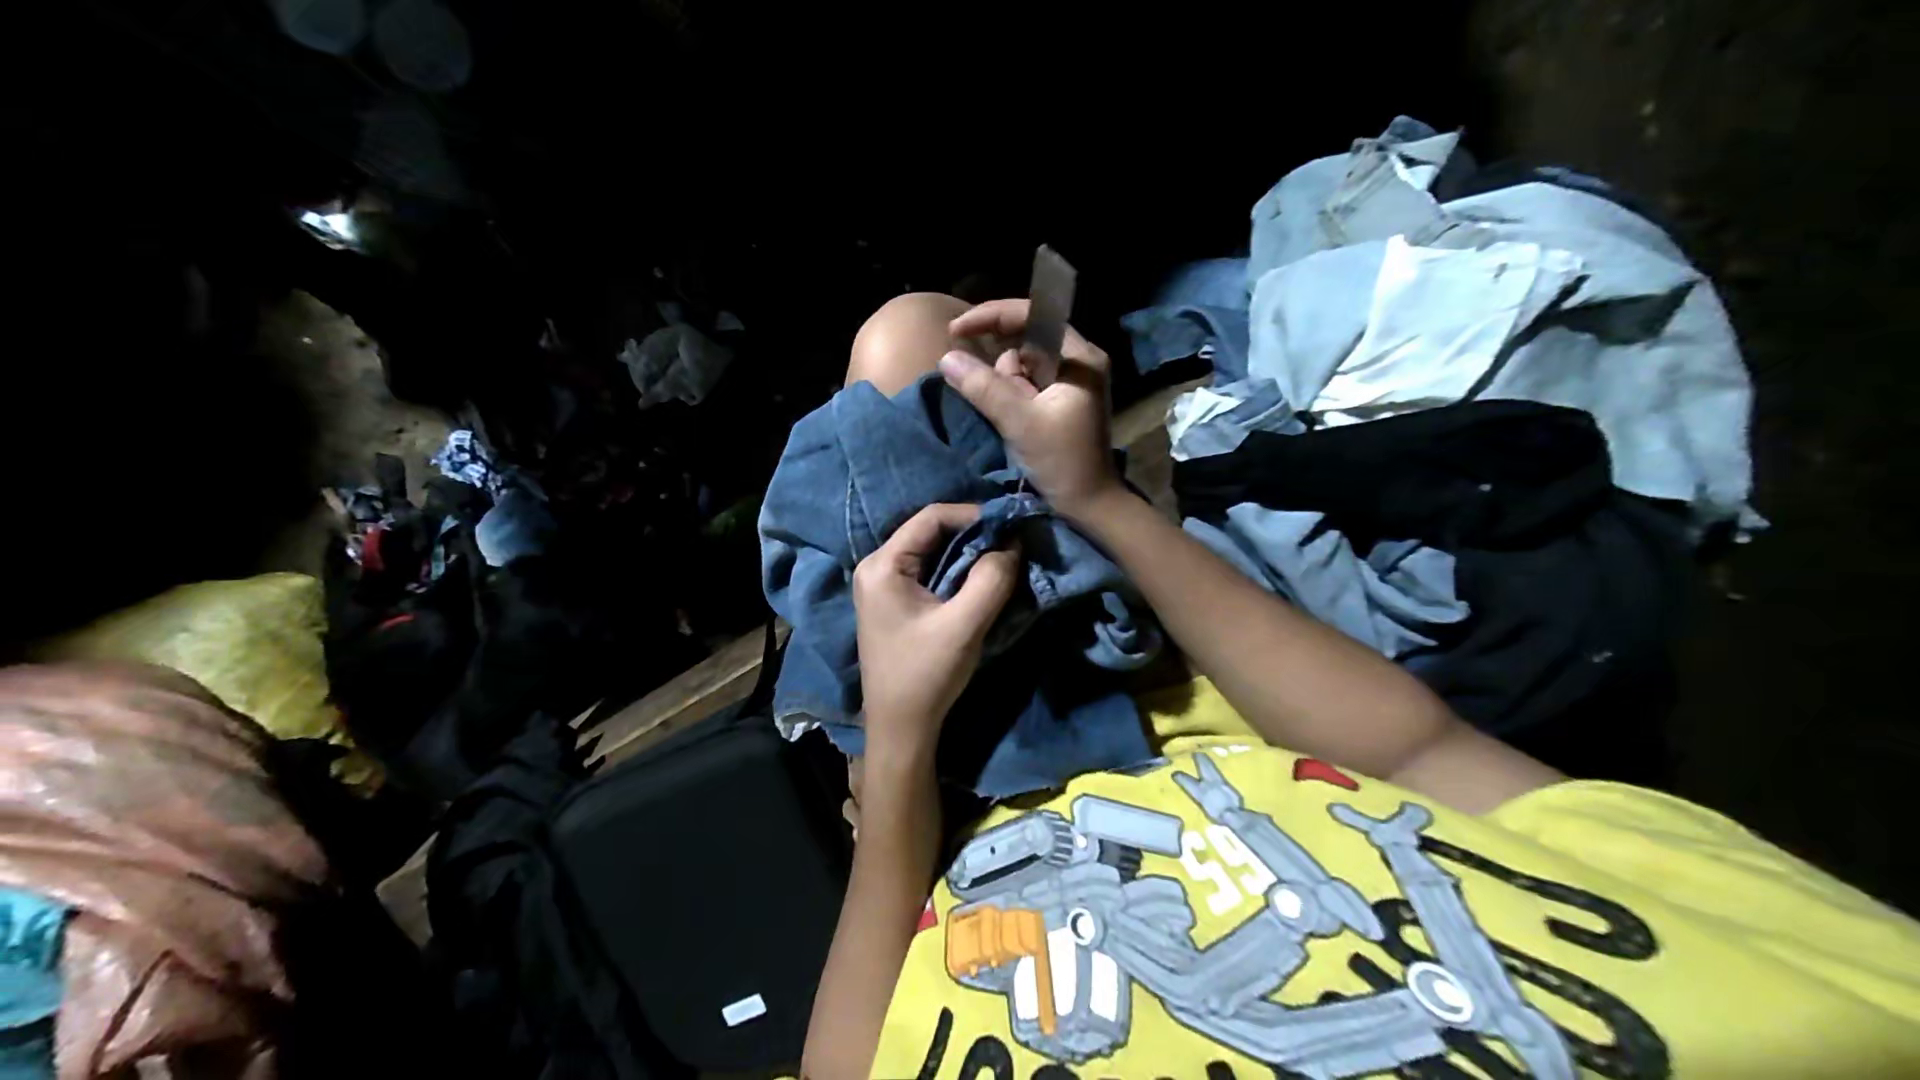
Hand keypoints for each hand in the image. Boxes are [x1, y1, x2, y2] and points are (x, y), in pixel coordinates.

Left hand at [853, 503, 1020, 761]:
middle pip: (930, 531)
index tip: (1009, 526)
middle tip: (1010, 543)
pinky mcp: (894, 601)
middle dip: (973, 534)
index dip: (973, 515)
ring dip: (967, 553)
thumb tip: (1012, 542)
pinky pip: (929, 570)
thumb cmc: (926, 675)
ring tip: (1001, 560)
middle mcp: (876, 566)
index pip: (931, 517)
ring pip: (932, 551)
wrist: (900, 726)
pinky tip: (979, 580)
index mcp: (883, 565)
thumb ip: (991, 580)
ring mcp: (882, 584)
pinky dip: (957, 570)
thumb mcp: (964, 625)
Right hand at [938, 299, 1123, 519]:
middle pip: (1025, 340)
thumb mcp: (1019, 422)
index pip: (1033, 315)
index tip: (956, 330)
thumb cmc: (1062, 462)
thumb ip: (983, 387)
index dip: (991, 316)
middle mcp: (1079, 361)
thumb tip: (946, 357)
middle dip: (1003, 367)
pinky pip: (1026, 385)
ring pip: (1022, 365)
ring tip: (1014, 420)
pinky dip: (1012, 397)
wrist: (1089, 505)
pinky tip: (1014, 421)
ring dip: (1006, 387)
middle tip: (1001, 402)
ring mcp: (1071, 382)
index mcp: (1080, 357)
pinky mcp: (1061, 401)